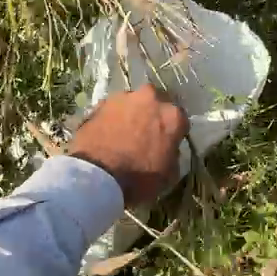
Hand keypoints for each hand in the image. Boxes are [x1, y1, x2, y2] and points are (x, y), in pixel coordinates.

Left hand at [66, 86, 188, 205]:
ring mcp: (122, 98)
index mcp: (172, 116)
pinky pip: (110, 110)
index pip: (178, 120)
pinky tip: (105, 134)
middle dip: (150, 115)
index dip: (172, 132)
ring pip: (130, 103)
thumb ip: (172, 156)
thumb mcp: (168, 176)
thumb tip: (168, 151)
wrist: (97, 174)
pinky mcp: (99, 103)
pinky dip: (110, 119)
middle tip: (143, 134)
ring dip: (129, 114)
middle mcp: (150, 99)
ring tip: (121, 134)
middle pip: (154, 103)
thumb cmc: (139, 177)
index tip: (166, 142)